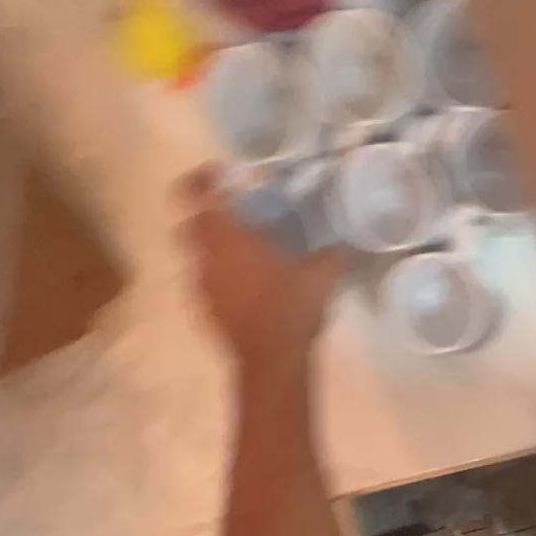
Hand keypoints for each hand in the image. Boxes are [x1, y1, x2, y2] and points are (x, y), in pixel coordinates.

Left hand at [179, 165, 344, 369]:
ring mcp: (201, 287)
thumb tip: (344, 247)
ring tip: (247, 260)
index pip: (196, 195)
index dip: (202, 179)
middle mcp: (204, 257)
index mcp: (226, 238)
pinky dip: (222, 282)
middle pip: (191, 225)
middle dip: (208, 218)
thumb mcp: (320, 276)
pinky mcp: (205, 313)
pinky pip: (208, 286)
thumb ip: (330, 256)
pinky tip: (249, 292)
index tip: (219, 175)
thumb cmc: (290, 308)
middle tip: (235, 219)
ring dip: (216, 253)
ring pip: (198, 258)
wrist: (272, 361)